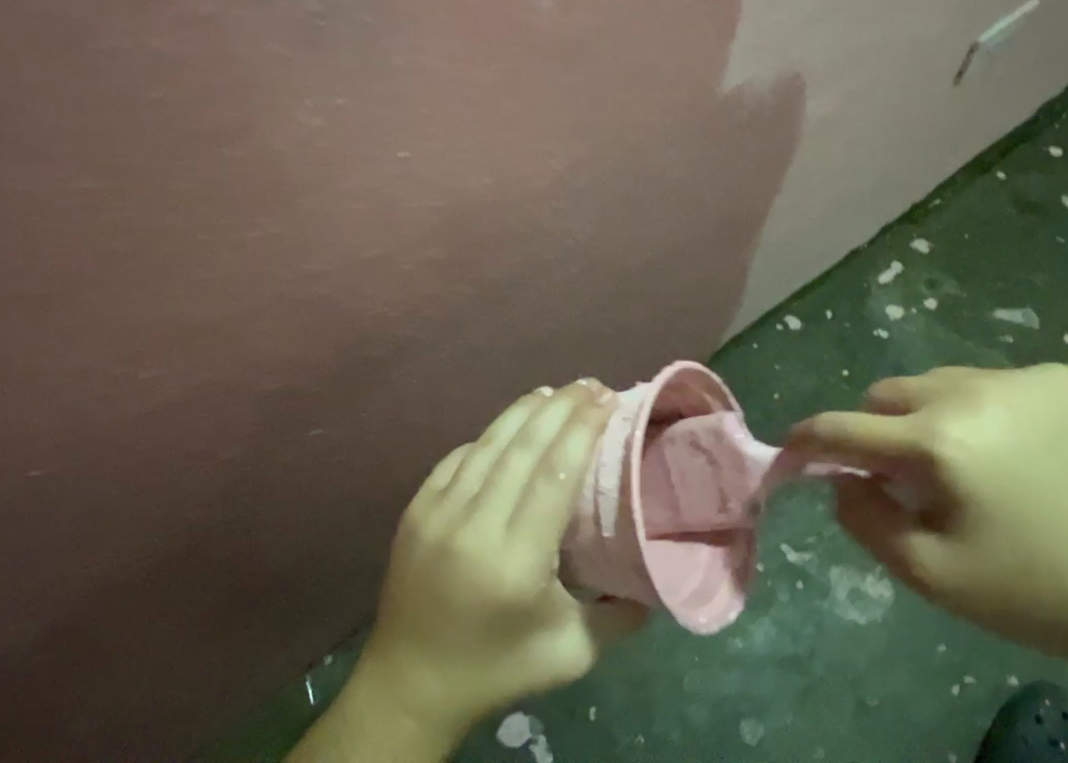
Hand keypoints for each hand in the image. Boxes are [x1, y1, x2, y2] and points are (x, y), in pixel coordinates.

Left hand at [350, 381, 649, 738]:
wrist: (410, 682)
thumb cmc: (497, 669)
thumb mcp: (570, 654)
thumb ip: (620, 616)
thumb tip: (657, 578)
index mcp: (515, 560)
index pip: (553, 475)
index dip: (581, 430)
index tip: (607, 400)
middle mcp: (473, 525)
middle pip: (522, 448)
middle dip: (559, 408)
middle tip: (591, 384)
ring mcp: (437, 512)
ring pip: (487, 444)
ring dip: (523, 412)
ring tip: (556, 391)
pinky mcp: (415, 509)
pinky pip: (458, 458)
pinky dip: (489, 436)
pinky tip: (510, 426)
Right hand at [789, 364, 1067, 664]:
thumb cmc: (1039, 594)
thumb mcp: (932, 576)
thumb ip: (864, 520)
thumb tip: (841, 479)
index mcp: (938, 441)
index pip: (844, 427)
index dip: (808, 440)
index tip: (792, 451)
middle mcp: (975, 391)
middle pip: (889, 395)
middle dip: (878, 431)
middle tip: (904, 481)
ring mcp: (1027, 379)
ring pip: (941, 384)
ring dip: (931, 418)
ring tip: (967, 468)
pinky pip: (996, 385)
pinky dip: (985, 413)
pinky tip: (1022, 457)